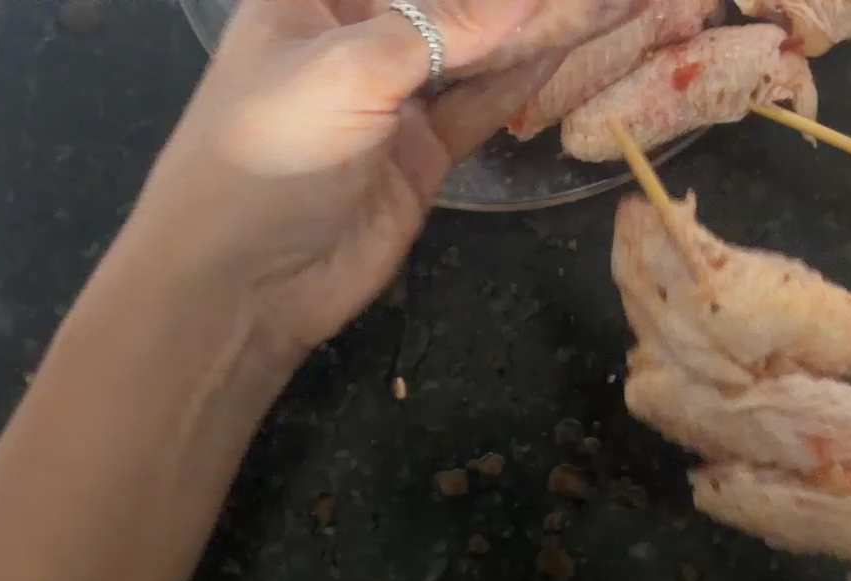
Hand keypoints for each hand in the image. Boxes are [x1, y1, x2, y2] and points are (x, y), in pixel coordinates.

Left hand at [118, 0, 557, 369]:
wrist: (249, 282)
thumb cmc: (271, 153)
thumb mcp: (349, 70)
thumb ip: (441, 27)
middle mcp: (356, 40)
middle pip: (445, 5)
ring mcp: (391, 104)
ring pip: (471, 55)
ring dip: (529, 29)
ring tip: (601, 1)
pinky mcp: (419, 160)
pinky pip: (476, 110)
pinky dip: (517, 83)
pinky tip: (565, 44)